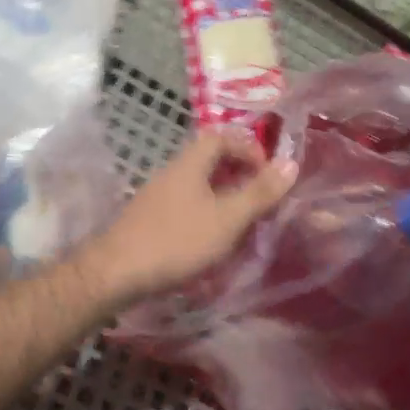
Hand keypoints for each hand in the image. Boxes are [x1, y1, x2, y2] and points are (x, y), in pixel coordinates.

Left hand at [77, 130, 297, 306]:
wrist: (117, 272)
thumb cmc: (178, 241)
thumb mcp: (227, 218)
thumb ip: (259, 192)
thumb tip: (291, 163)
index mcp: (189, 163)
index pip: (219, 136)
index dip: (247, 146)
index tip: (268, 171)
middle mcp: (171, 172)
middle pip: (208, 158)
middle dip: (238, 172)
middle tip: (261, 196)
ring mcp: (157, 195)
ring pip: (197, 183)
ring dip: (223, 195)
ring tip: (243, 220)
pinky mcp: (149, 219)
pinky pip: (185, 203)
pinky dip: (206, 212)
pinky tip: (213, 238)